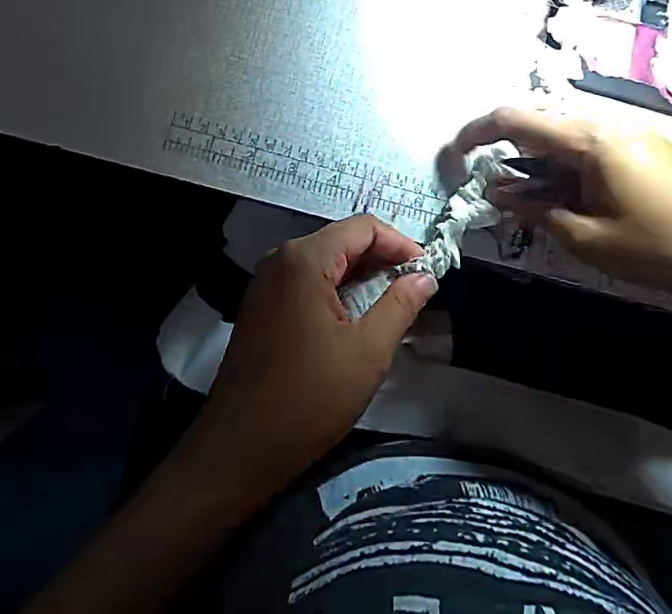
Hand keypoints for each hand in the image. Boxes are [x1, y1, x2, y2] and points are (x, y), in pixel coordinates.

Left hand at [172, 215, 437, 507]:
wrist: (241, 444)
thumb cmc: (308, 397)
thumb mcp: (367, 352)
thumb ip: (400, 305)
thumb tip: (425, 277)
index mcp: (304, 259)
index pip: (362, 227)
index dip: (400, 242)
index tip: (429, 270)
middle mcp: (280, 258)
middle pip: (341, 239)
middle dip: (383, 257)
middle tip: (418, 285)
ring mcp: (266, 280)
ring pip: (324, 260)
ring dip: (362, 273)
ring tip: (397, 299)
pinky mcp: (262, 303)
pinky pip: (306, 280)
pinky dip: (337, 288)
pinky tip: (359, 312)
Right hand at [448, 107, 671, 306]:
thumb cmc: (661, 249)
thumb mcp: (586, 239)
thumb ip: (534, 210)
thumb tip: (498, 193)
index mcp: (590, 140)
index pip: (516, 119)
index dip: (478, 132)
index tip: (456, 152)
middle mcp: (611, 124)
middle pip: (541, 120)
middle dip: (510, 147)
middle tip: (501, 185)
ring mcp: (636, 133)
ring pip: (568, 132)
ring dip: (542, 158)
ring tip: (541, 197)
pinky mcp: (653, 147)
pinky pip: (594, 142)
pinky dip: (570, 162)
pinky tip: (578, 194)